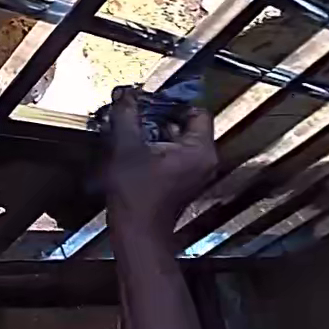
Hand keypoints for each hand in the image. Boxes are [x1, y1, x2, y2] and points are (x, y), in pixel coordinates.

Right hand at [104, 87, 216, 238]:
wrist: (137, 233)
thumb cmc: (136, 196)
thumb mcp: (128, 148)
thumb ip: (127, 116)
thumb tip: (125, 95)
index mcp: (200, 150)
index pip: (196, 111)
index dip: (173, 103)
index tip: (151, 102)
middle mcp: (204, 161)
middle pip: (186, 125)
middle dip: (160, 117)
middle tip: (137, 113)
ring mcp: (194, 173)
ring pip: (178, 140)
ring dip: (156, 133)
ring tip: (132, 130)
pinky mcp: (182, 182)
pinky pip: (173, 155)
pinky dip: (157, 149)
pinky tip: (134, 149)